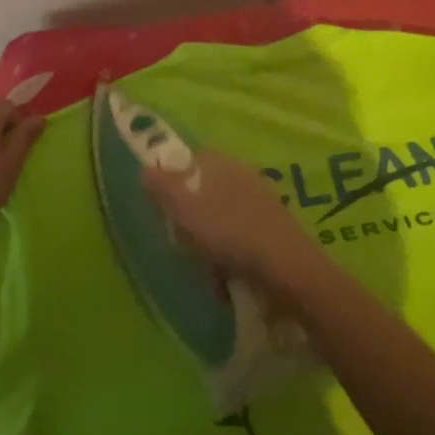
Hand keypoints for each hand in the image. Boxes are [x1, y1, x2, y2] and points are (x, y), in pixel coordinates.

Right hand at [142, 148, 318, 288]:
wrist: (289, 272)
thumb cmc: (230, 234)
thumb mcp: (184, 208)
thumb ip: (161, 186)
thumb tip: (144, 169)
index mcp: (221, 162)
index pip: (188, 158)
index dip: (170, 178)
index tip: (160, 205)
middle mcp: (242, 174)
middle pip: (203, 188)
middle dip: (189, 213)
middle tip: (179, 237)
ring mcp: (260, 203)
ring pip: (220, 216)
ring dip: (208, 238)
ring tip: (201, 263)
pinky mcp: (272, 231)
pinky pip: (239, 238)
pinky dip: (228, 254)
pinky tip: (224, 276)